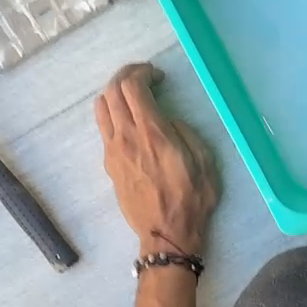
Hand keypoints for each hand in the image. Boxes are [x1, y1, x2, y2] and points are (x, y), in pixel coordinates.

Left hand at [96, 64, 218, 255]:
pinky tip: (129, 122)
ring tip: (132, 96)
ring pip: (102, 107)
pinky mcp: (109, 163)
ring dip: (115, 93)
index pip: (133, 87)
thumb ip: (185, 133)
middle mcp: (126, 137)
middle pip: (112, 91)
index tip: (157, 76)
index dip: (142, 73)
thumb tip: (167, 121)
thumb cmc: (192, 199)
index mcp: (152, 133)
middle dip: (126, 76)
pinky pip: (103, 127)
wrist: (166, 233)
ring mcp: (113, 150)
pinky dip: (112, 113)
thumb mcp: (204, 162)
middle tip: (144, 78)